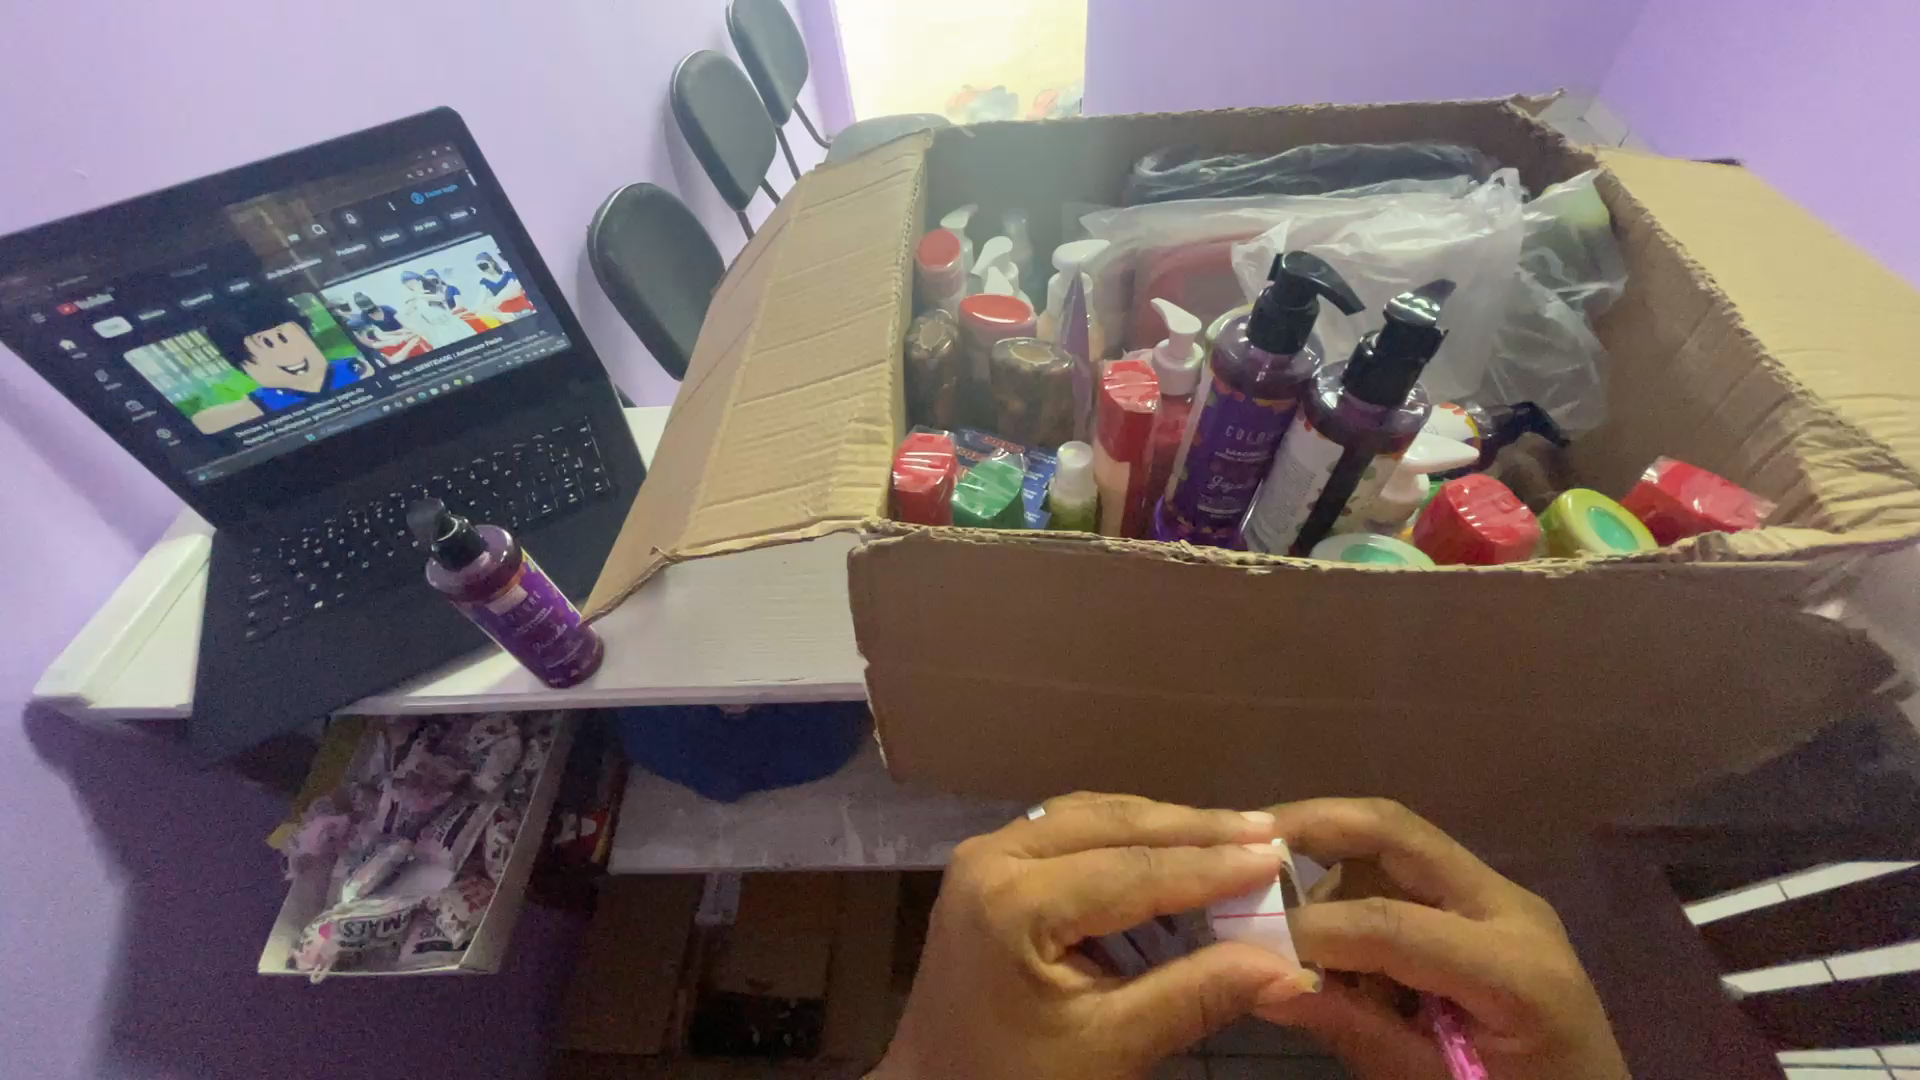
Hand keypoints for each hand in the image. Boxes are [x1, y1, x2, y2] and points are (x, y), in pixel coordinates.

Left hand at [872, 793, 1316, 1079]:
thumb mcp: (1110, 1048)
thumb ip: (1196, 995)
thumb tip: (1286, 966)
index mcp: (1013, 903)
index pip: (1130, 872)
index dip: (1208, 865)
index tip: (1274, 855)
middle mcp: (992, 854)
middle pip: (1107, 826)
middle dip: (1189, 829)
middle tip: (1260, 829)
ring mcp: (984, 850)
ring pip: (1087, 815)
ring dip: (1156, 824)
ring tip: (1225, 832)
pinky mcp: (988, 859)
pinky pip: (1064, 827)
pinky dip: (1119, 833)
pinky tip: (1162, 843)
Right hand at [1256, 798, 1630, 1079]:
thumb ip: (1350, 1029)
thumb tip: (1258, 982)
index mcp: (1519, 973)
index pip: (1394, 924)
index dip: (1314, 928)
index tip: (1248, 938)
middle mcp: (1509, 908)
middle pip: (1392, 829)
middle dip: (1310, 824)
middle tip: (1244, 837)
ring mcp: (1492, 894)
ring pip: (1382, 841)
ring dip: (1324, 868)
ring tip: (1293, 927)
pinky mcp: (1474, 895)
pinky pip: (1391, 867)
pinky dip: (1345, 889)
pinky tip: (1335, 940)